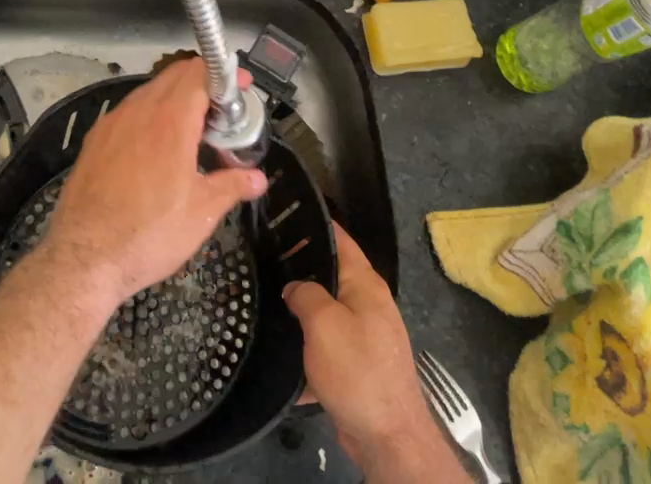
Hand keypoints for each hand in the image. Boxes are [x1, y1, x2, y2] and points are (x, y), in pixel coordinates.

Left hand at [43, 59, 267, 304]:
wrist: (84, 259)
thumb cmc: (149, 234)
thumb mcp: (202, 213)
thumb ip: (232, 186)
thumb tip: (258, 179)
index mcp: (170, 121)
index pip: (200, 74)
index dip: (224, 75)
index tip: (241, 86)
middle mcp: (139, 111)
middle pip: (175, 76)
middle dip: (203, 83)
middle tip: (223, 110)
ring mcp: (112, 123)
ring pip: (149, 92)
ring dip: (175, 98)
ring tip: (193, 129)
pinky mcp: (94, 141)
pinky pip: (128, 112)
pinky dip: (149, 115)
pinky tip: (156, 147)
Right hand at [284, 226, 455, 475]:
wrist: (387, 434)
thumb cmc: (357, 369)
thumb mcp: (323, 322)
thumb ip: (305, 294)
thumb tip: (294, 287)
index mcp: (365, 283)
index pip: (339, 239)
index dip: (313, 225)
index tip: (282, 217)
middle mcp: (369, 303)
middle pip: (331, 274)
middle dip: (300, 268)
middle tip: (263, 261)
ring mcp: (366, 334)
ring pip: (327, 311)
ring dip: (301, 310)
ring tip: (265, 301)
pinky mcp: (359, 364)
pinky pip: (328, 345)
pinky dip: (308, 347)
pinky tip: (281, 351)